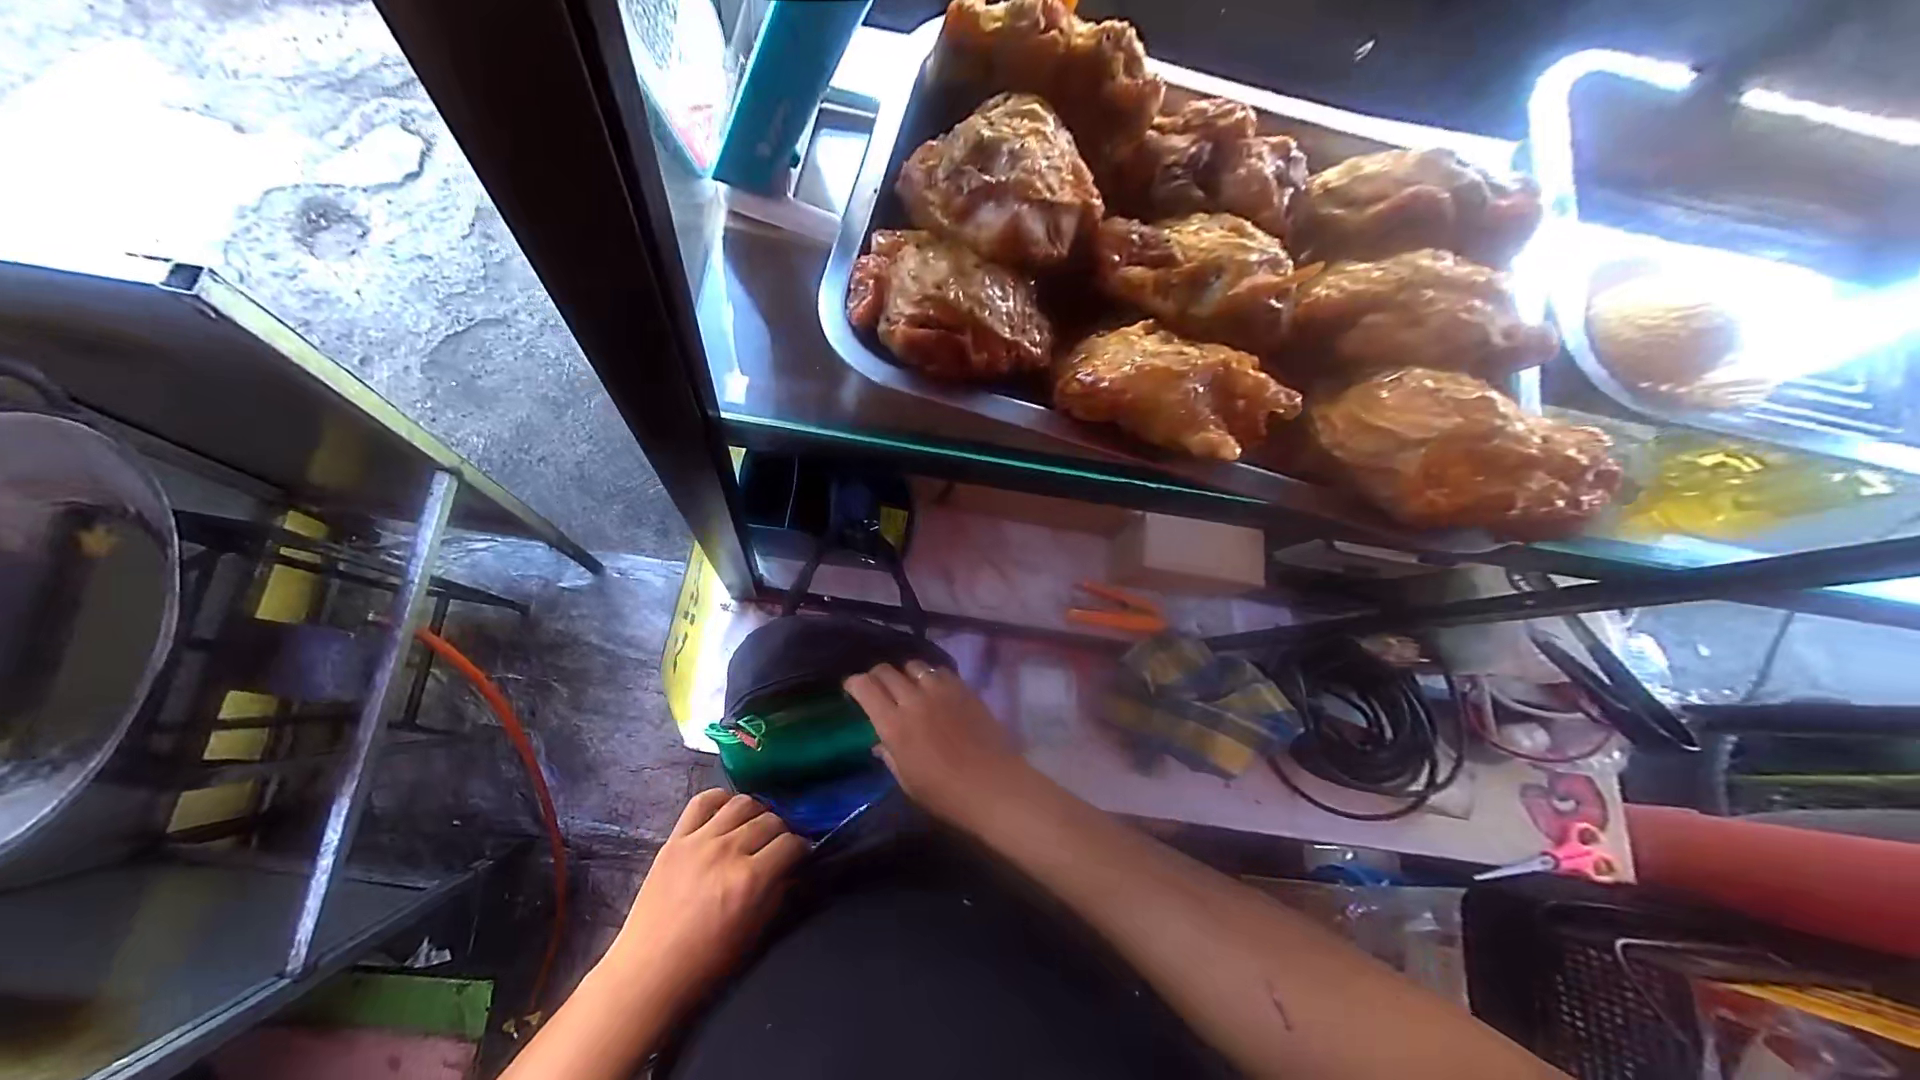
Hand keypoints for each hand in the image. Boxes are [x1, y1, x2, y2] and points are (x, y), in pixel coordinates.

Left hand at [603, 791, 807, 1003]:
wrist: (649, 974)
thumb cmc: (707, 963)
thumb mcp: (756, 933)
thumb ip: (779, 893)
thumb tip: (793, 868)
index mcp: (751, 880)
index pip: (791, 843)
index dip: (801, 849)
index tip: (799, 856)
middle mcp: (728, 852)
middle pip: (770, 820)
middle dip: (781, 832)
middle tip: (777, 847)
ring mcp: (699, 841)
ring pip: (743, 803)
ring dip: (756, 813)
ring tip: (753, 829)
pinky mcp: (675, 839)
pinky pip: (703, 801)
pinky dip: (720, 799)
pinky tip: (726, 813)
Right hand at [844, 661, 1036, 829]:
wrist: (993, 785)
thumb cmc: (945, 794)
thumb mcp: (907, 781)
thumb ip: (890, 756)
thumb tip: (880, 742)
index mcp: (894, 726)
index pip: (865, 687)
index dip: (854, 683)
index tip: (852, 688)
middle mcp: (914, 701)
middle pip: (886, 672)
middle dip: (876, 676)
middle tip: (878, 688)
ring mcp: (941, 691)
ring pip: (914, 666)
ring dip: (905, 675)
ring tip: (909, 687)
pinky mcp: (963, 689)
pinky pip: (940, 671)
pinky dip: (931, 676)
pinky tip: (934, 689)